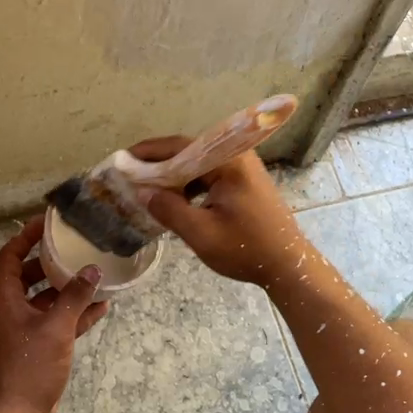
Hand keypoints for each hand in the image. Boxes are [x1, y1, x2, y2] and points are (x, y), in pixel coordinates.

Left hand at [0, 215, 109, 412]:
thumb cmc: (30, 366)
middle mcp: (13, 309)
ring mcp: (26, 328)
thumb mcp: (56, 327)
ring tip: (93, 272)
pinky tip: (102, 306)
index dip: (25, 236)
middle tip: (74, 245)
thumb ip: (75, 297)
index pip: (9, 256)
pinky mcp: (40, 345)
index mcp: (6, 299)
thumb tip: (92, 269)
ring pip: (46, 297)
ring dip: (68, 287)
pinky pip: (58, 319)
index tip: (47, 223)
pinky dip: (76, 312)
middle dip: (51, 260)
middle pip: (28, 274)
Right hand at [128, 137, 311, 287]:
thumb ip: (169, 209)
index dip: (148, 152)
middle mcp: (236, 157)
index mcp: (228, 162)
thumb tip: (141, 191)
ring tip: (146, 186)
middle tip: (130, 174)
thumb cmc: (246, 249)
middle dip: (158, 162)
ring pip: (198, 163)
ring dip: (173, 174)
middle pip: (189, 151)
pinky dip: (189, 183)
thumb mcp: (201, 233)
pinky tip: (173, 198)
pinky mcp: (244, 182)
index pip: (180, 146)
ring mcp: (242, 168)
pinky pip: (209, 174)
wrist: (289, 266)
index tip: (123, 160)